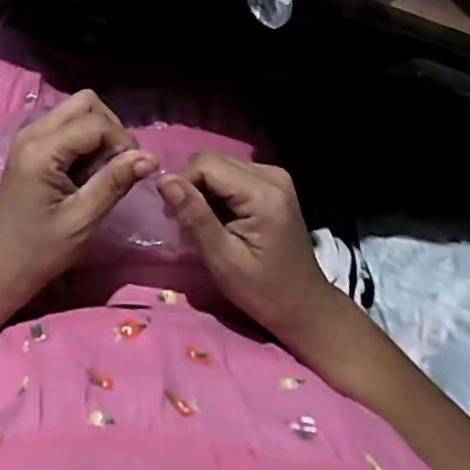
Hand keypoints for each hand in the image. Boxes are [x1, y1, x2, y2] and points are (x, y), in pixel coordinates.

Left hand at [0, 90, 158, 301]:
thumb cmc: (40, 250)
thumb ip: (114, 183)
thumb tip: (151, 157)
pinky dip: (84, 139)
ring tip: (102, 171)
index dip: (122, 141)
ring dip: (98, 132)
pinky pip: (66, 124)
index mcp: (41, 149)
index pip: (95, 122)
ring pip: (76, 109)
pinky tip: (86, 171)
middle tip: (118, 165)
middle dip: (111, 128)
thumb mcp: (82, 220)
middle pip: (85, 102)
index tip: (133, 171)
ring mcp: (29, 134)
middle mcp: (32, 131)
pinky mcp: (31, 143)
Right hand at [157, 152, 342, 344]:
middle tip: (188, 224)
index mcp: (263, 193)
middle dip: (193, 187)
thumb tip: (163, 180)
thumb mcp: (222, 259)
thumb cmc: (264, 291)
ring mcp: (275, 176)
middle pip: (211, 160)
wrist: (306, 308)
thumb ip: (194, 216)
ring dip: (204, 190)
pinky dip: (218, 192)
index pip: (205, 163)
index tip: (178, 218)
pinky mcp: (273, 183)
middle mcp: (271, 174)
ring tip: (205, 223)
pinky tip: (222, 218)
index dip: (184, 184)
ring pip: (219, 165)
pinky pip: (231, 173)